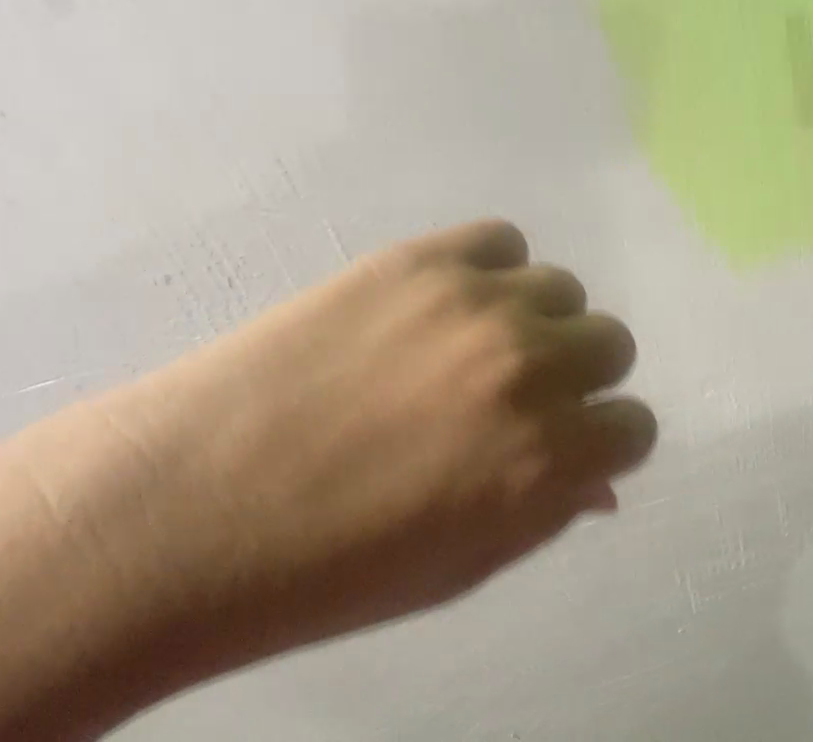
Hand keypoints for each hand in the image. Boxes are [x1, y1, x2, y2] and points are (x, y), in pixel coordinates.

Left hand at [38, 219, 656, 666]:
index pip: (635, 427)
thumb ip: (547, 516)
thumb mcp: (459, 569)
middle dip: (581, 377)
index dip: (604, 443)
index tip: (569, 449)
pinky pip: (501, 240)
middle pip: (613, 342)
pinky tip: (445, 306)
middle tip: (520, 398)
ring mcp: (477, 304)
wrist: (177, 513)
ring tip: (472, 348)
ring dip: (536, 322)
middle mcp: (531, 370)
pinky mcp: (419, 260)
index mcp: (548, 460)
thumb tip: (598, 482)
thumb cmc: (324, 570)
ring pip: (562, 288)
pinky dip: (491, 270)